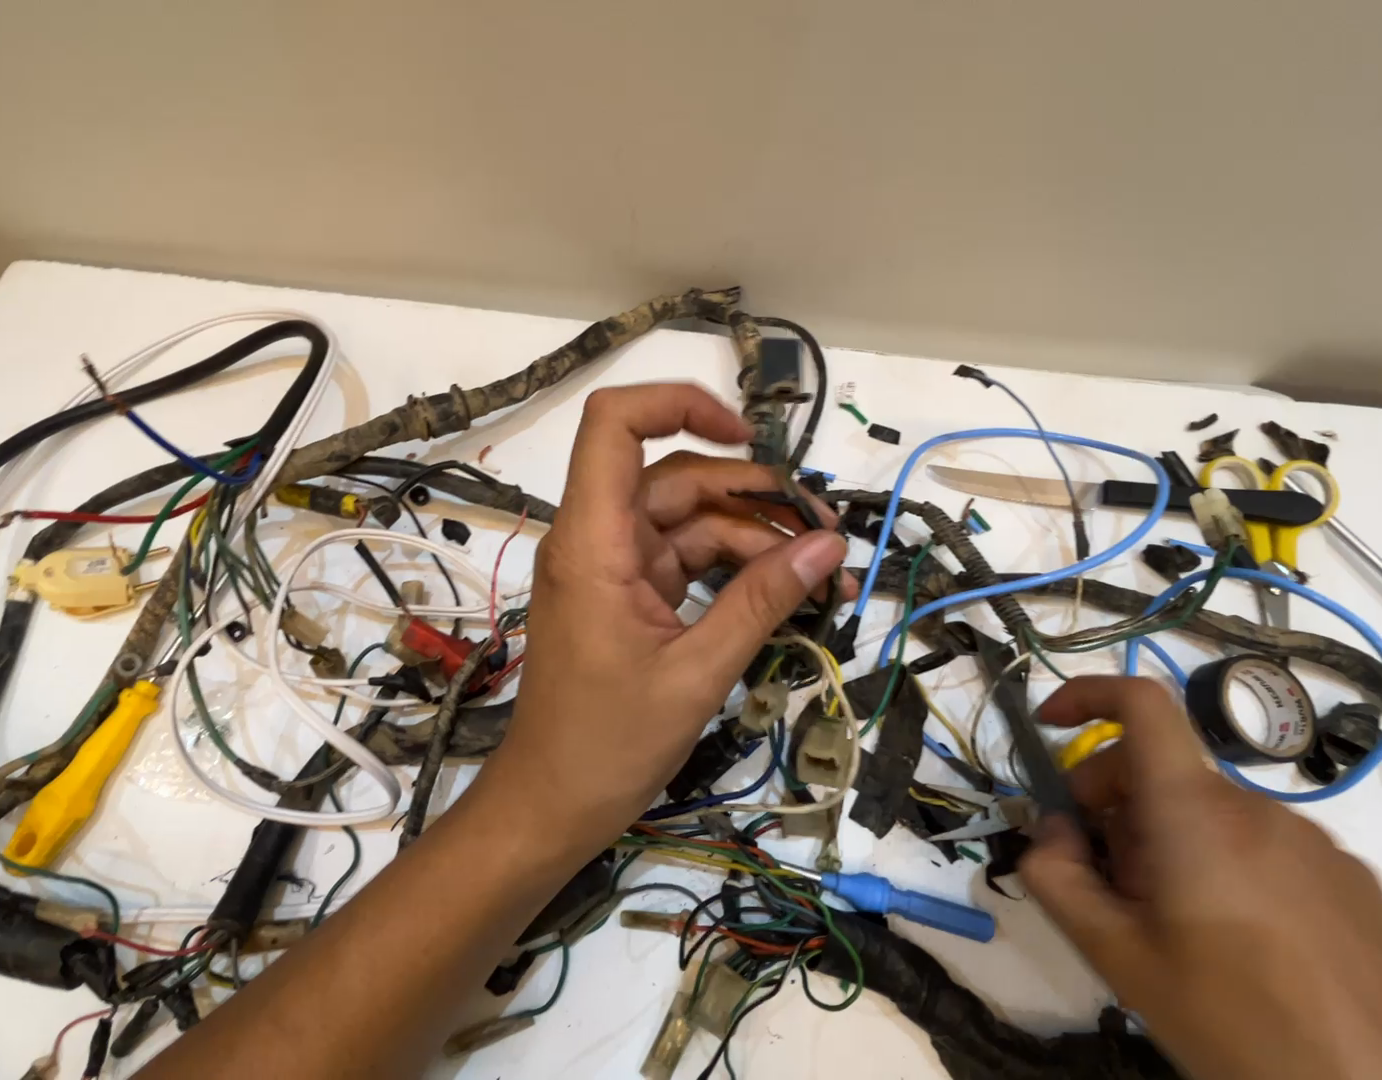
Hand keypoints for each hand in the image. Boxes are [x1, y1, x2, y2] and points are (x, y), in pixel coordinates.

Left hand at [473, 383, 851, 852]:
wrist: (552, 804)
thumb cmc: (608, 744)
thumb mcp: (697, 672)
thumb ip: (762, 601)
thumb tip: (829, 546)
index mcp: (594, 540)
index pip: (615, 426)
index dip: (678, 405)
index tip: (747, 436)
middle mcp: (598, 538)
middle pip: (677, 478)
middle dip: (754, 496)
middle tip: (826, 531)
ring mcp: (613, 566)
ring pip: (689, 520)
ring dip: (755, 538)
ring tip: (823, 571)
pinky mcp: (628, 595)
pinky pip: (686, 560)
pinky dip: (734, 570)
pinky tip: (786, 590)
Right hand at [1019, 676, 1381, 1079]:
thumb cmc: (1233, 1019)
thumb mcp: (1113, 954)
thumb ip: (1055, 875)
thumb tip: (1051, 829)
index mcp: (1194, 811)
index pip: (1141, 703)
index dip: (1086, 693)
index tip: (1049, 725)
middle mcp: (1256, 808)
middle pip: (1160, 768)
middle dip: (1109, 801)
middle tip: (1101, 876)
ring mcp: (1313, 842)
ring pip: (1206, 811)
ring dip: (1164, 839)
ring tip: (1169, 921)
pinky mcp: (1351, 879)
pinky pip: (1260, 844)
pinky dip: (1219, 862)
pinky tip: (1233, 940)